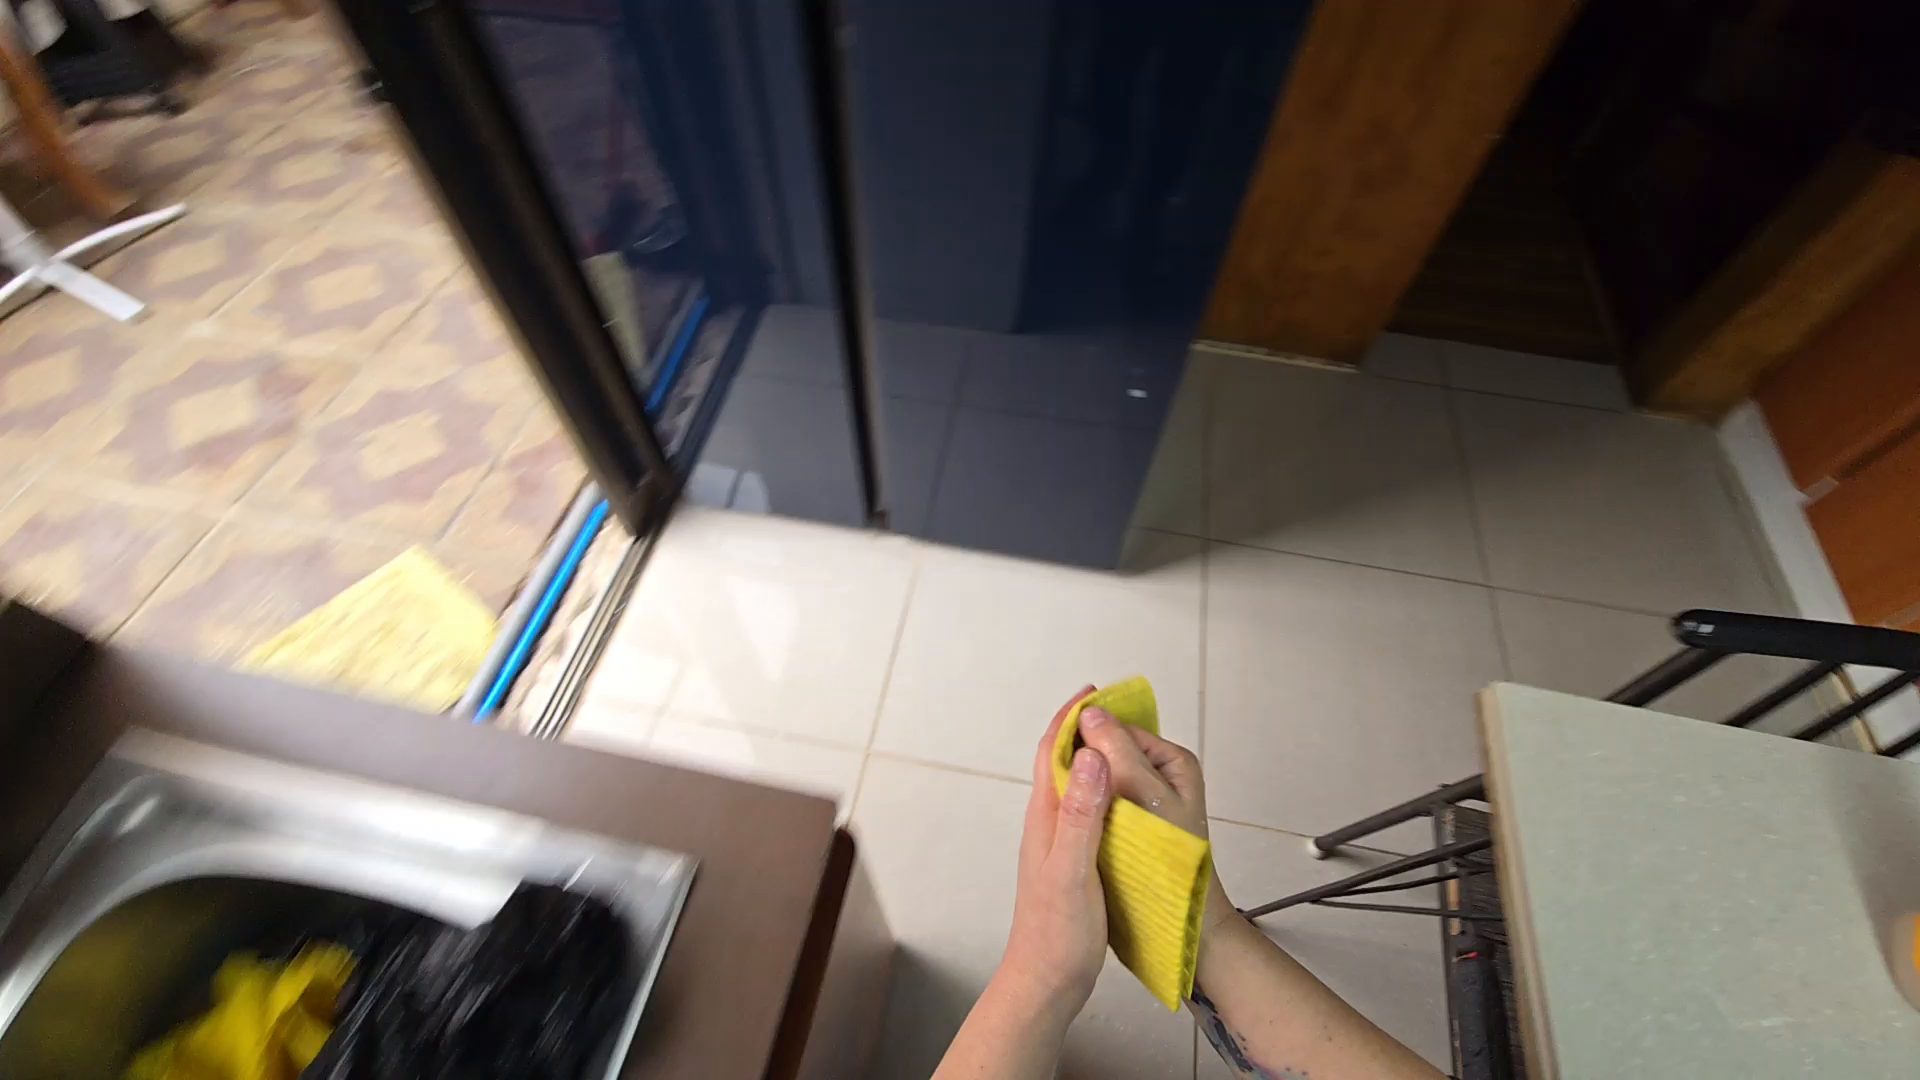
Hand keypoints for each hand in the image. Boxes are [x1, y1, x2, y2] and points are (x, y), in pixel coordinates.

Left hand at [993, 686, 1114, 1024]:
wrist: (1045, 982)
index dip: (1069, 718)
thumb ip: (1082, 815)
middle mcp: (1047, 819)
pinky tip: (1121, 798)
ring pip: (1072, 783)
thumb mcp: (1072, 870)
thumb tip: (1090, 755)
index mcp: (1045, 814)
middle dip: (1081, 729)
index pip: (1052, 751)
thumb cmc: (1058, 932)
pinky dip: (1100, 788)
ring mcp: (1056, 839)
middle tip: (1114, 709)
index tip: (1093, 692)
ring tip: (1122, 742)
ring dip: (1091, 756)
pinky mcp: (1070, 857)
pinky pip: (1084, 807)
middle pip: (1060, 760)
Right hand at [1074, 705, 1239, 943]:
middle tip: (1057, 786)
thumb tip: (1089, 711)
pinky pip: (1103, 802)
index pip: (1117, 731)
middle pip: (1108, 752)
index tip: (1058, 757)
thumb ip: (1119, 753)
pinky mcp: (1132, 824)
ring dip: (1082, 785)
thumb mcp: (1145, 799)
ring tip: (1061, 804)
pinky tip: (1071, 819)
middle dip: (1083, 763)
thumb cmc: (1169, 865)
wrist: (1185, 933)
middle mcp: (1159, 774)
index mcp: (1171, 761)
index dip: (1086, 738)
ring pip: (1102, 778)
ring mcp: (1144, 800)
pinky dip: (1086, 806)